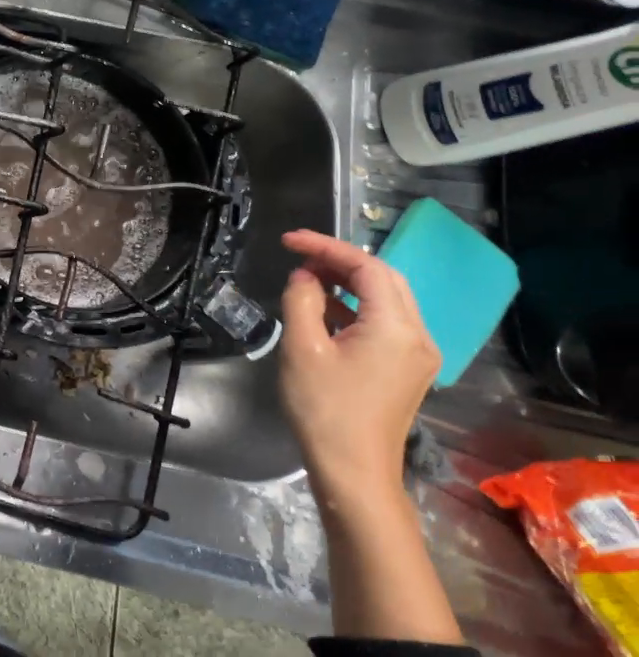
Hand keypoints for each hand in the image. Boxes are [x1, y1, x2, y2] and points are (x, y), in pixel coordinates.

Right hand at [278, 229, 440, 501]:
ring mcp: (418, 355)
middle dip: (341, 260)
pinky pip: (386, 322)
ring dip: (349, 282)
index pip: (368, 269)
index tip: (288, 240)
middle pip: (386, 280)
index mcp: (396, 328)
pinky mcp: (408, 369)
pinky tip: (325, 309)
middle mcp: (418, 337)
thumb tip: (305, 276)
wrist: (353, 466)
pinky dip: (356, 306)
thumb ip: (303, 301)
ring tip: (307, 276)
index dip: (327, 247)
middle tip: (297, 254)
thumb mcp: (302, 347)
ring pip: (388, 300)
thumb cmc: (323, 405)